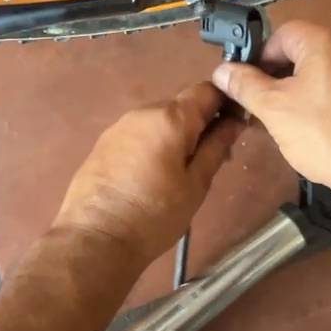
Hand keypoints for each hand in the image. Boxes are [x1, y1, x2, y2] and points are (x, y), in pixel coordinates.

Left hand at [50, 82, 242, 266]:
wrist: (95, 240)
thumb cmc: (155, 215)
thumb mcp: (196, 184)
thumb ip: (216, 147)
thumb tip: (235, 121)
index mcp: (170, 118)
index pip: (207, 90)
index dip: (226, 102)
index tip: (236, 127)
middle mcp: (143, 112)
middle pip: (182, 106)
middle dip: (201, 125)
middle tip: (211, 160)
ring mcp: (119, 126)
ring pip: (159, 121)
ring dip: (175, 137)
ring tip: (179, 174)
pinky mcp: (103, 143)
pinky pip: (138, 134)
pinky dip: (153, 145)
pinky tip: (152, 177)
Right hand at [211, 21, 330, 205]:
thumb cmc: (324, 133)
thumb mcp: (274, 109)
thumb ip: (245, 86)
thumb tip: (222, 70)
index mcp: (323, 42)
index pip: (281, 34)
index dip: (260, 56)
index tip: (248, 85)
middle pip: (303, 54)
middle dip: (278, 78)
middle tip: (263, 109)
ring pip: (321, 76)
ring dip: (299, 95)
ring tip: (288, 126)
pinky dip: (325, 108)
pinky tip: (319, 136)